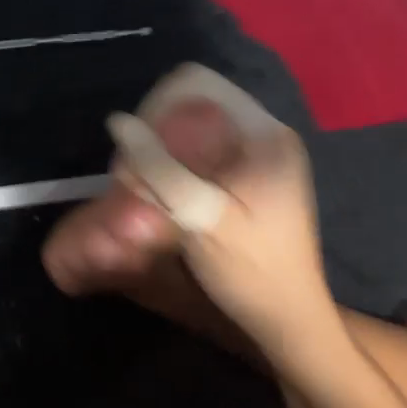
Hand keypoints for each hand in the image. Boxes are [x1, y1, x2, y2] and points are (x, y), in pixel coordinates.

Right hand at [45, 65, 341, 367]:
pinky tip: (164, 199)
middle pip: (194, 107)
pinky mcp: (250, 180)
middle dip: (157, 135)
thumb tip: (117, 121)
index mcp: (264, 133)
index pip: (198, 85)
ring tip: (145, 189)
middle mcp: (264, 136)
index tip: (138, 148)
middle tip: (136, 175)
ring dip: (163, 155)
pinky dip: (176, 169)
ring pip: (193, 133)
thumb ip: (158, 166)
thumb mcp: (199, 216)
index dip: (159, 107)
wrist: (289, 322)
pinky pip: (201, 155)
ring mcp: (259, 158)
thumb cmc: (250, 269)